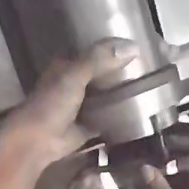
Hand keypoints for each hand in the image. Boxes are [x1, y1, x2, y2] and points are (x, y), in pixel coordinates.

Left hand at [0, 39, 137, 170]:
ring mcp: (81, 106)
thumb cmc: (52, 104)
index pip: (95, 52)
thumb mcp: (75, 76)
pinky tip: (139, 113)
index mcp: (67, 66)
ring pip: (106, 95)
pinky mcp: (88, 127)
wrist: (38, 141)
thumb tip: (134, 47)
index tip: (141, 50)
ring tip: (150, 88)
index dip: (115, 49)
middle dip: (122, 73)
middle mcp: (74, 83)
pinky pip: (107, 118)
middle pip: (103, 74)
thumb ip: (100, 59)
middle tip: (149, 70)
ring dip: (122, 94)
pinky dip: (119, 116)